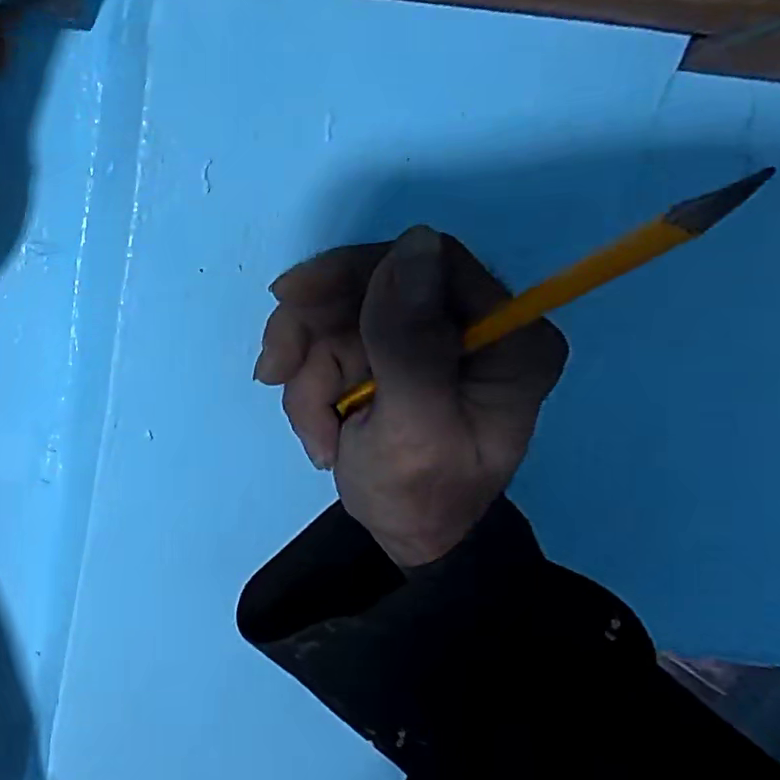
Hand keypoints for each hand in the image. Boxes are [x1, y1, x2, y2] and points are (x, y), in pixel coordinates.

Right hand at [254, 227, 567, 566]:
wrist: (403, 535)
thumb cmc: (421, 494)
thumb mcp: (414, 426)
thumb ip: (409, 342)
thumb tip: (414, 244)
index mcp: (503, 337)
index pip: (426, 263)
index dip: (353, 271)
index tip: (291, 298)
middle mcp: (462, 325)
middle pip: (365, 285)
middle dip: (311, 333)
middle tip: (275, 374)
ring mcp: (414, 338)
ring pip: (329, 318)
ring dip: (304, 372)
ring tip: (314, 429)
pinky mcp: (376, 354)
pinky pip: (317, 346)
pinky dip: (304, 386)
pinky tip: (317, 426)